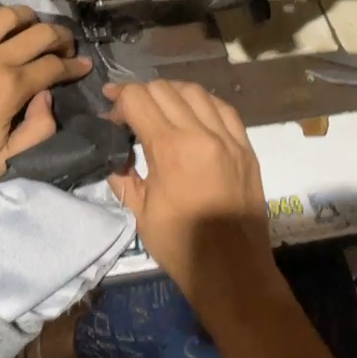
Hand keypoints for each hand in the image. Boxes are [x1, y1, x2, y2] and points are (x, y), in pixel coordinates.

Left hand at [0, 6, 92, 220]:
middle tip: (64, 44)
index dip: (74, 65)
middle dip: (58, 36)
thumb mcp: (6, 162)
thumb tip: (47, 97)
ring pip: (1, 16)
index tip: (82, 66)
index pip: (53, 65)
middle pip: (36, 32)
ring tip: (30, 27)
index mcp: (9, 87)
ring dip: (25, 19)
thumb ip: (39, 129)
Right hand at [104, 80, 275, 302]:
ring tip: (158, 108)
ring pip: (195, 92)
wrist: (232, 269)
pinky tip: (191, 114)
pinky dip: (201, 103)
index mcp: (171, 149)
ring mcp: (229, 138)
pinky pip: (222, 108)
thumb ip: (123, 175)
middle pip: (164, 89)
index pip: (138, 99)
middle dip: (139, 94)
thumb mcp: (139, 211)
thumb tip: (113, 153)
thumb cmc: (179, 245)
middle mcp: (202, 133)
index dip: (118, 100)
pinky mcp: (246, 147)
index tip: (110, 114)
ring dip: (170, 93)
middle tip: (128, 112)